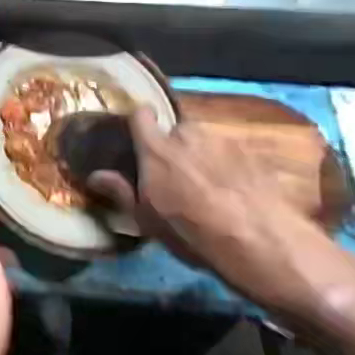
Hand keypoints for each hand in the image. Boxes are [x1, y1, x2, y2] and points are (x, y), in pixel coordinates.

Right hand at [88, 106, 337, 308]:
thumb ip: (121, 191)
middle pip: (175, 131)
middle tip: (177, 176)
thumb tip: (95, 175)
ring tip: (209, 188)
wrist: (259, 240)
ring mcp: (222, 141)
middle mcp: (187, 134)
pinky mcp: (252, 153)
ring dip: (202, 157)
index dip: (139, 122)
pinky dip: (228, 167)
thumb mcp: (147, 219)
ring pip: (204, 142)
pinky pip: (230, 154)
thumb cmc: (191, 230)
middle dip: (174, 148)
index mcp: (156, 148)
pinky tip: (234, 193)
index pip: (140, 115)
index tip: (138, 137)